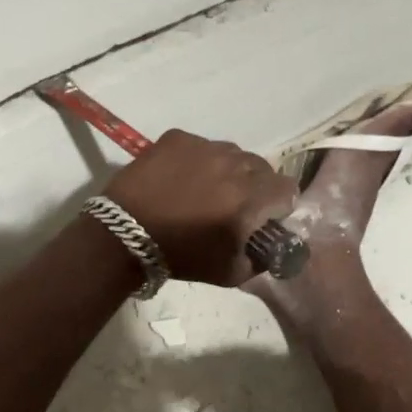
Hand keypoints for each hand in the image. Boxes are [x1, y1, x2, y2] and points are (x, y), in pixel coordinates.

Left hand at [101, 129, 296, 286]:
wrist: (123, 236)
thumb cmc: (181, 257)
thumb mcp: (230, 272)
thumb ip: (260, 259)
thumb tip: (269, 247)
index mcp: (251, 197)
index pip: (287, 189)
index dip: (276, 206)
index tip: (259, 218)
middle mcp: (233, 164)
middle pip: (261, 168)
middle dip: (253, 186)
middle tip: (228, 206)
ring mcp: (204, 146)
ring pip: (231, 153)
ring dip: (225, 170)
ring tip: (201, 191)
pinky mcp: (177, 138)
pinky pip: (200, 145)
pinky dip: (196, 160)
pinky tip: (178, 179)